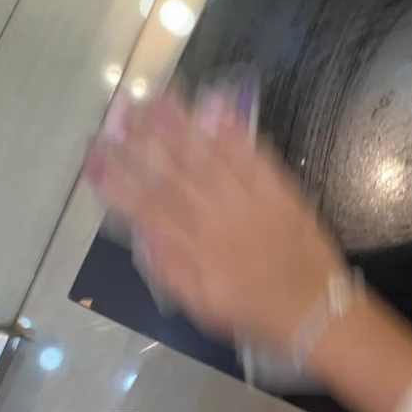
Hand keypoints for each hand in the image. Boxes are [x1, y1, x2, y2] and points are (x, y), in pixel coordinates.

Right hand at [85, 90, 344, 347]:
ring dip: (180, 125)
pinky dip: (232, 130)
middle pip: (172, 174)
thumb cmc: (255, 314)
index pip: (145, 208)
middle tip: (118, 112)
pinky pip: (252, 155)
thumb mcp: (202, 307)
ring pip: (208, 158)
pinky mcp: (279, 190)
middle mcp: (216, 221)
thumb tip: (142, 234)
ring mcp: (249, 201)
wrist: (316, 312)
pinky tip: (215, 105)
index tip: (94, 158)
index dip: (116, 182)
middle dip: (141, 141)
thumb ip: (170, 271)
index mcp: (194, 252)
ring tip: (156, 97)